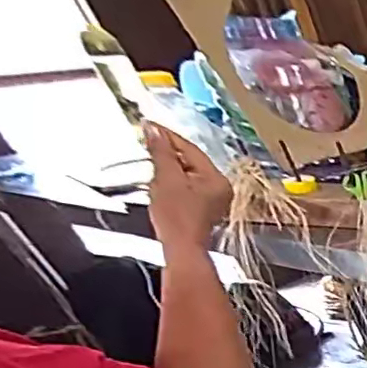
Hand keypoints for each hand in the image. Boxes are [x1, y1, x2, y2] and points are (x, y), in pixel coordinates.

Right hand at [145, 123, 230, 252]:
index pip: (191, 149)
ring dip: (170, 161)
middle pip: (192, 159)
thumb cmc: (176, 214)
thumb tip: (153, 129)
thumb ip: (161, 152)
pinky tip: (160, 172)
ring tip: (149, 151)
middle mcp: (222, 187)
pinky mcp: (206, 205)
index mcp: (217, 179)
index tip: (147, 123)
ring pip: (190, 171)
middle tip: (145, 136)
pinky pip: (190, 182)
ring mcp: (216, 197)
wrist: (181, 244)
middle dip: (168, 148)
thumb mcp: (166, 178)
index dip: (168, 135)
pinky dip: (174, 175)